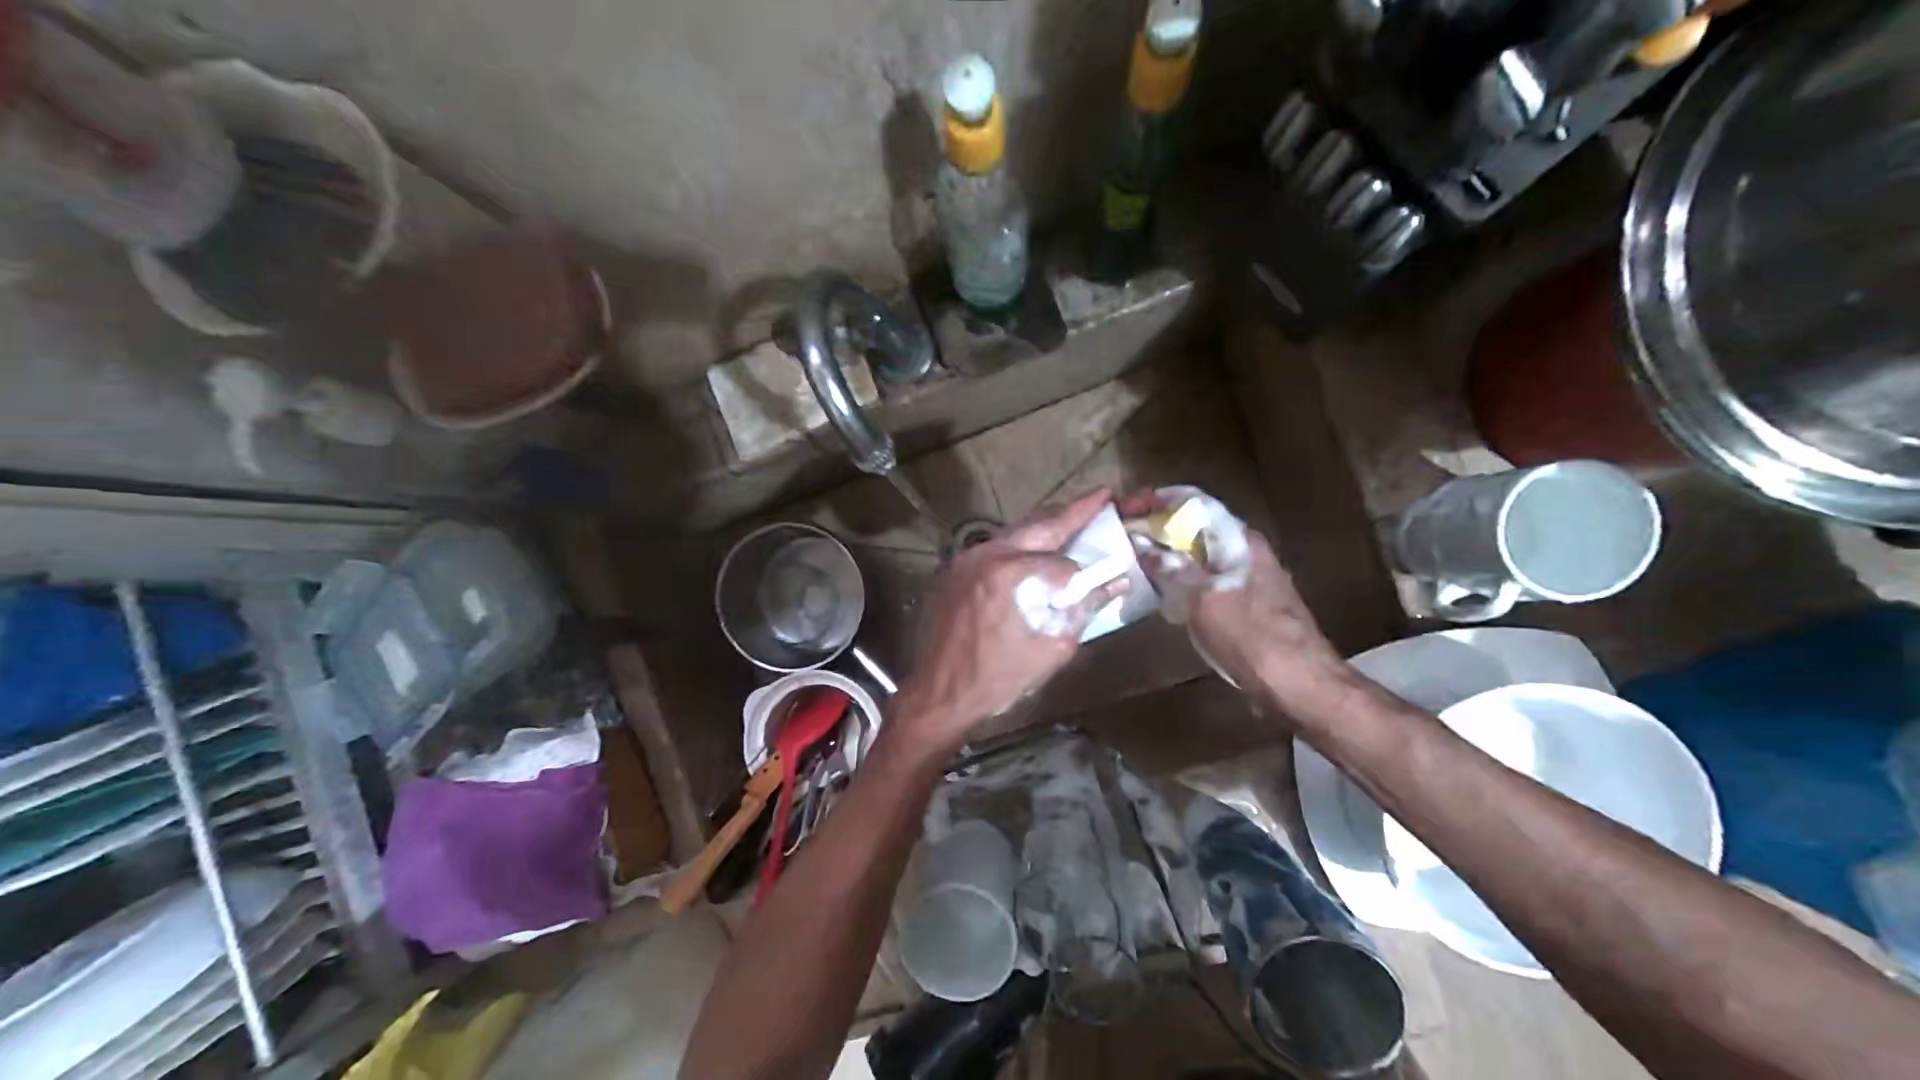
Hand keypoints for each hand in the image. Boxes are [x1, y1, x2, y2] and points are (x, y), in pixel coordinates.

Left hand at [894, 490, 1130, 751]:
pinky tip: (1035, 551)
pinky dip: (1020, 545)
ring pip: (1014, 532)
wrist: (938, 694)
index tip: (1103, 576)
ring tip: (1073, 518)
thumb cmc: (997, 680)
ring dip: (1045, 526)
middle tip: (1103, 497)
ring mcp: (965, 559)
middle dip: (1073, 511)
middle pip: (1038, 525)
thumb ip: (1083, 611)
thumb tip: (1114, 584)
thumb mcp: (1051, 649)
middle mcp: (985, 555)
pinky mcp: (953, 570)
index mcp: (1009, 574)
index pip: (1063, 562)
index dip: (1085, 573)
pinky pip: (994, 548)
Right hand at [1120, 488, 1346, 714]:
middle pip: (1195, 527)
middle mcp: (1245, 552)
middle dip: (1157, 529)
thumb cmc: (1251, 637)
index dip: (1157, 499)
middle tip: (1122, 539)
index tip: (1126, 508)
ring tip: (1133, 565)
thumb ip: (1172, 568)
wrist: (1300, 685)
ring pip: (1199, 557)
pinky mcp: (1246, 606)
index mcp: (1239, 540)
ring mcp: (1247, 579)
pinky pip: (1205, 583)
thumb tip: (1142, 542)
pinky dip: (1180, 583)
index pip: (1193, 502)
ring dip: (1166, 558)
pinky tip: (1161, 598)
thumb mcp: (1203, 599)